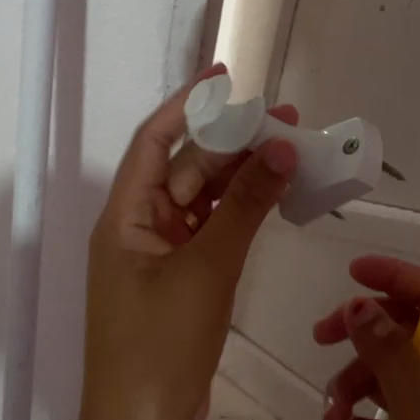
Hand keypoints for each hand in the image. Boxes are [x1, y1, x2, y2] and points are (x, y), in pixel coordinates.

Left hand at [81, 66, 298, 419]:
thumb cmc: (159, 344)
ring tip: (292, 150)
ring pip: (207, 197)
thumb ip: (246, 204)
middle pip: (189, 167)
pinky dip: (244, 210)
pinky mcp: (184, 278)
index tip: (224, 76)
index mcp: (127, 217)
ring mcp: (163, 254)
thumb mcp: (207, 268)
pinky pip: (216, 227)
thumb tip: (283, 146)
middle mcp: (142, 227)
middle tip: (286, 119)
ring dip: (245, 175)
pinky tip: (276, 194)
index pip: (155, 141)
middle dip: (234, 141)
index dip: (187, 104)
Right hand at [313, 257, 419, 419]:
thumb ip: (392, 354)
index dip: (394, 275)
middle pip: (403, 332)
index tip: (351, 272)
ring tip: (332, 418)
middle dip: (360, 333)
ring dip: (352, 385)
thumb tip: (359, 301)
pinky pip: (384, 417)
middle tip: (319, 337)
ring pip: (388, 376)